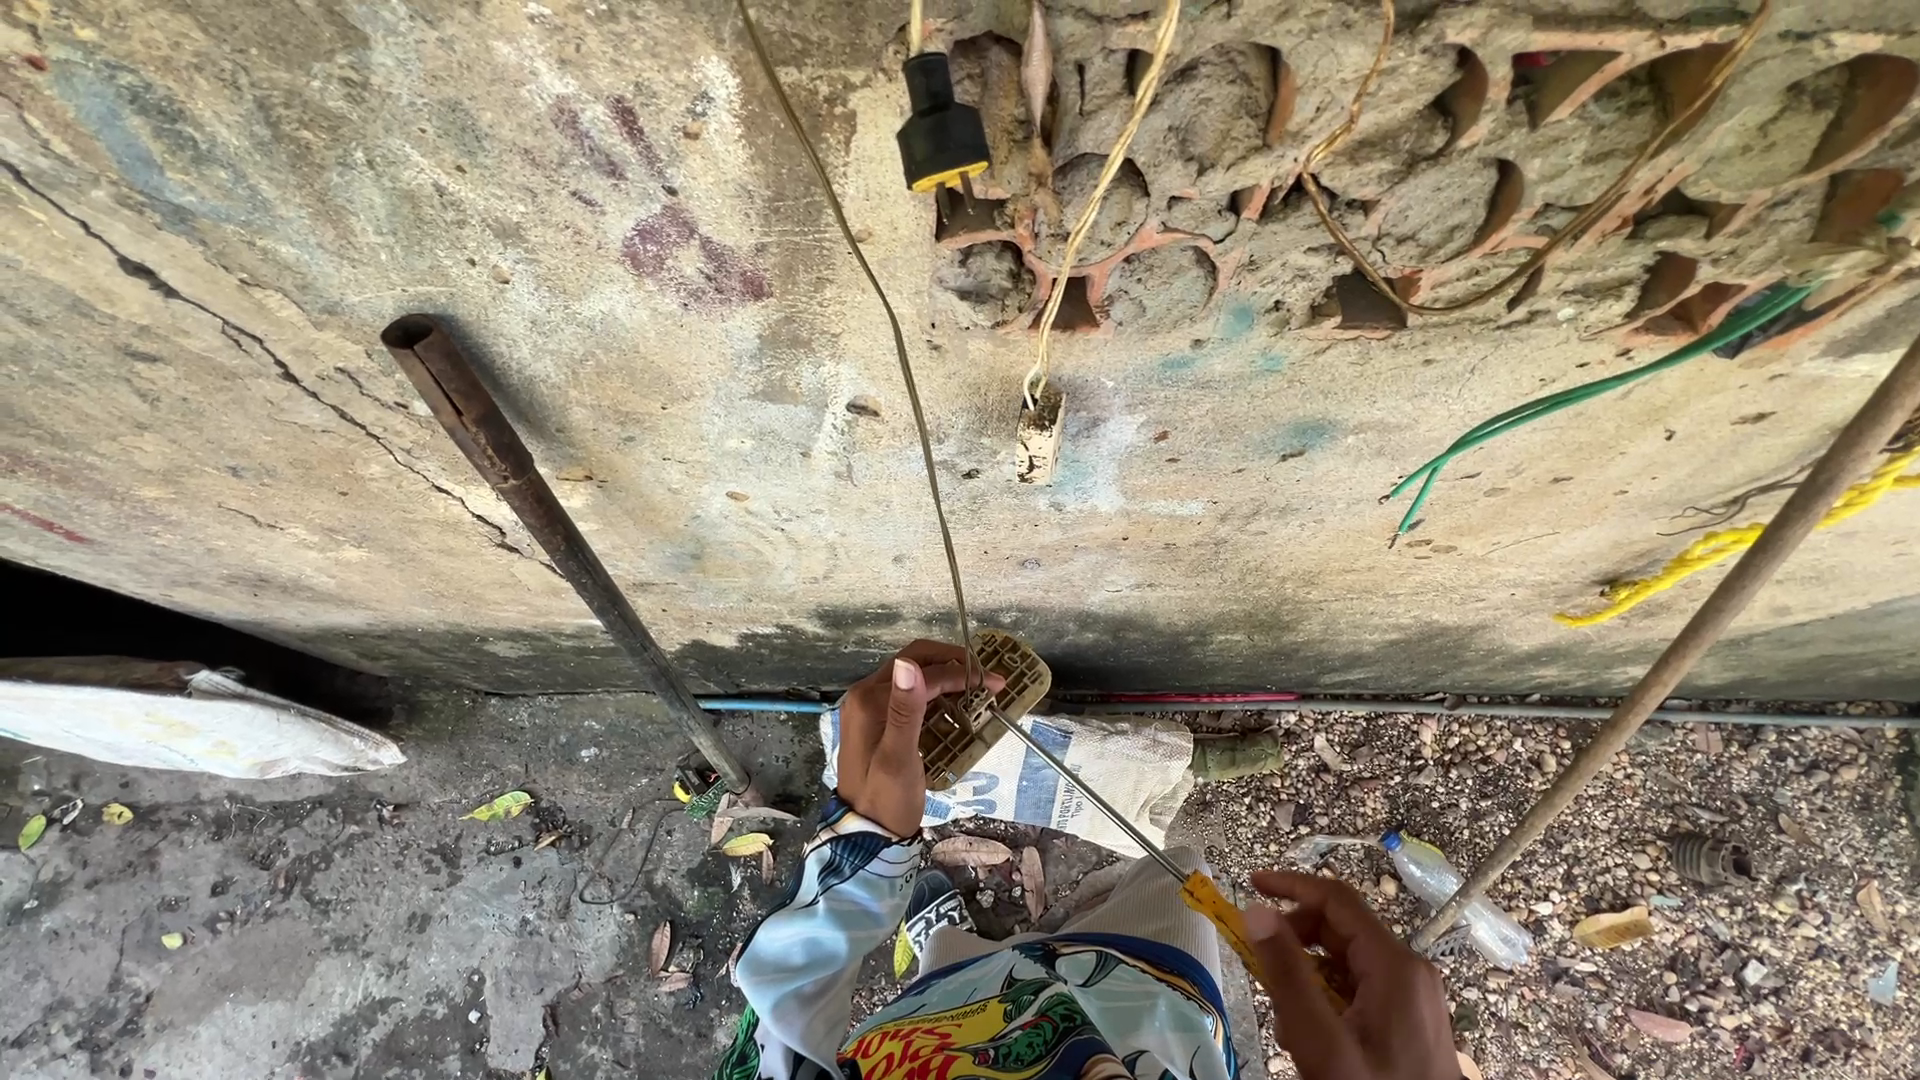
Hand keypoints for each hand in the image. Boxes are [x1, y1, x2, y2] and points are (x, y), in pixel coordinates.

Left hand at [836, 640, 1003, 837]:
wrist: (866, 837)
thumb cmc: (886, 801)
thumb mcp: (898, 759)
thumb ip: (905, 711)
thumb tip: (908, 663)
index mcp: (868, 700)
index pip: (922, 671)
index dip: (959, 673)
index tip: (994, 683)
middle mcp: (865, 695)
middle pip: (916, 662)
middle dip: (954, 666)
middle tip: (988, 680)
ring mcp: (870, 707)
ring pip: (914, 678)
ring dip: (947, 678)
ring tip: (978, 692)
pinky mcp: (878, 721)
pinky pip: (911, 696)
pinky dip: (936, 696)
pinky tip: (956, 707)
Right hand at [1243, 871, 1456, 1079]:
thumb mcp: (1322, 1041)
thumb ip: (1287, 973)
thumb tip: (1256, 911)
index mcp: (1395, 965)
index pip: (1335, 898)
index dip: (1290, 885)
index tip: (1249, 886)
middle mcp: (1410, 970)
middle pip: (1338, 928)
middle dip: (1294, 942)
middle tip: (1263, 971)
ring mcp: (1413, 994)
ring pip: (1344, 958)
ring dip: (1307, 975)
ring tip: (1289, 1020)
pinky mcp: (1410, 1016)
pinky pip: (1358, 985)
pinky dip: (1327, 995)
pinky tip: (1314, 1032)